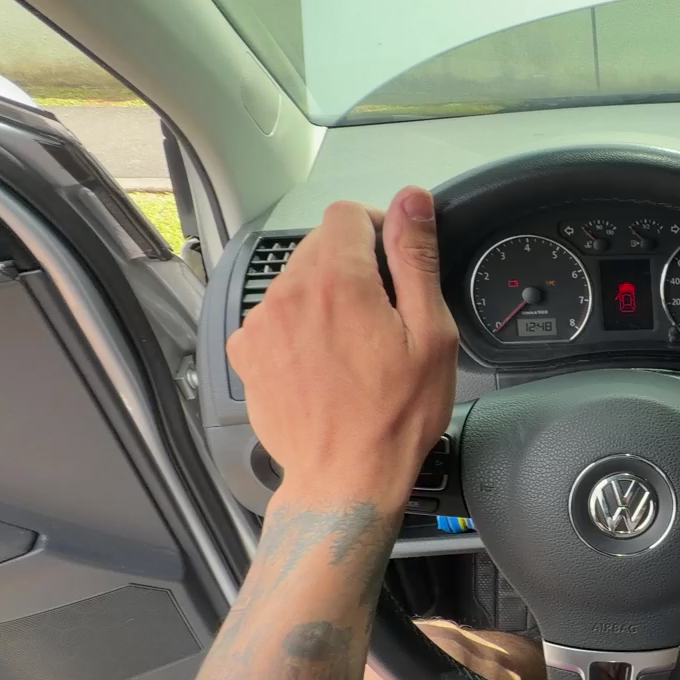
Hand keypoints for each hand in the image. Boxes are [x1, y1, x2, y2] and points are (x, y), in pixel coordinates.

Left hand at [227, 187, 458, 505]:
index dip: (383, 231)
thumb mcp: (430, 333)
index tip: (400, 267)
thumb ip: (416, 258)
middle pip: (322, 246)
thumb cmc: (396, 415)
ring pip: (300, 281)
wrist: (346, 477)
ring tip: (360, 346)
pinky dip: (304, 325)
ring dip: (331, 296)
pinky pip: (278, 314)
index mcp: (338, 281)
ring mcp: (261, 324)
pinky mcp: (249, 351)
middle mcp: (288, 294)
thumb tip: (412, 201)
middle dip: (358, 267)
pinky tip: (330, 362)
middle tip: (388, 317)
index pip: (350, 215)